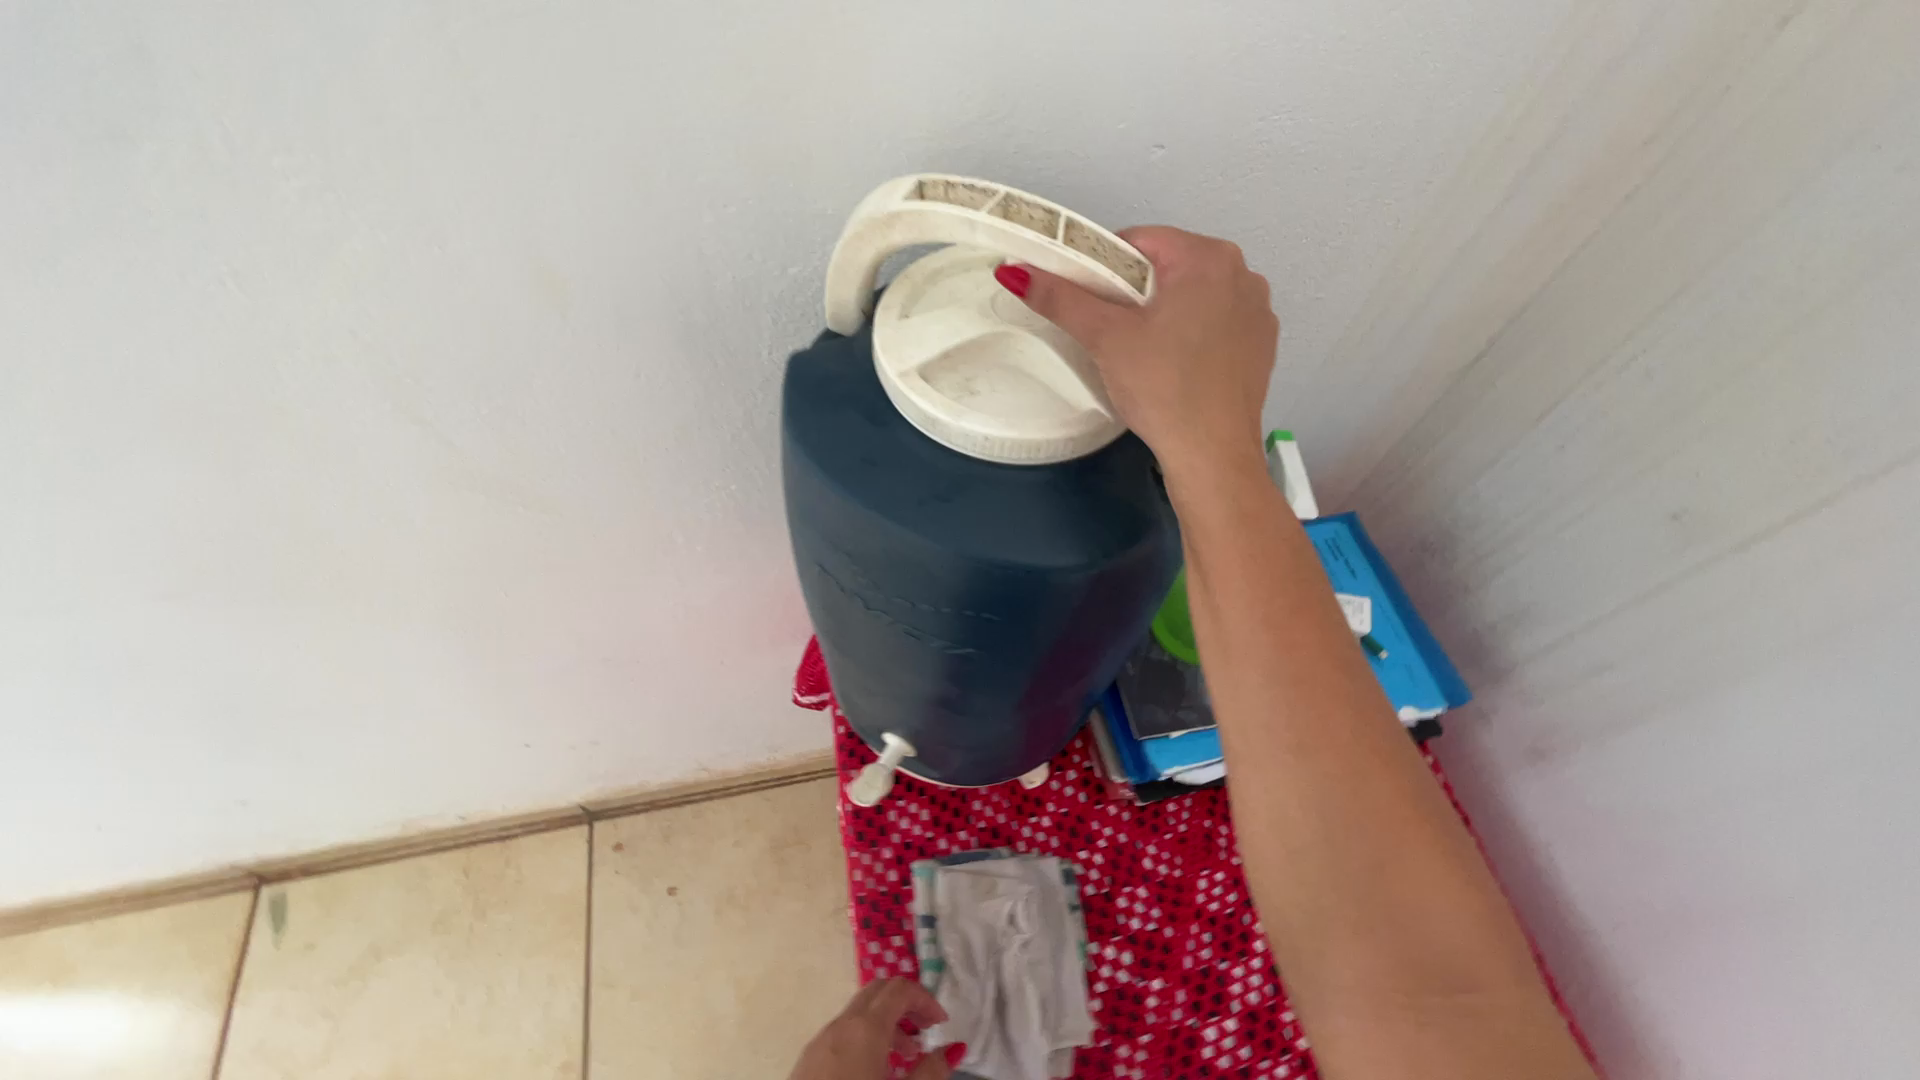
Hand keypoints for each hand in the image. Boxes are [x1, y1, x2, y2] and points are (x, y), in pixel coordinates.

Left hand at [787, 977, 965, 1079]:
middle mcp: (841, 1024)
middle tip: (927, 1030)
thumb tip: (953, 1048)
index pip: (900, 988)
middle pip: (879, 991)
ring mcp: (821, 1040)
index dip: (926, 999)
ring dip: (887, 1022)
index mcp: (866, 1027)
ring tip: (907, 1055)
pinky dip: (866, 1036)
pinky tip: (873, 1070)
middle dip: (907, 1004)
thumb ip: (930, 1072)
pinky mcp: (808, 1059)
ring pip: (859, 1012)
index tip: (942, 1024)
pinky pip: (843, 1032)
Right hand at [998, 227, 1277, 482]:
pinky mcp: (1262, 344)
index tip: (1088, 302)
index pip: (1139, 241)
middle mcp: (1242, 272)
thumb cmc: (1162, 388)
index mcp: (1208, 257)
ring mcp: (1257, 310)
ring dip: (1164, 312)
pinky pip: (1216, 323)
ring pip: (1192, 295)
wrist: (1212, 454)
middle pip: (1167, 267)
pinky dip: (1192, 334)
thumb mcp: (1105, 338)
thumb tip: (1015, 272)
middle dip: (1134, 292)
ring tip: (1142, 353)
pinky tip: (1175, 367)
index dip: (1103, 268)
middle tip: (1111, 332)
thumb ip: (1061, 299)